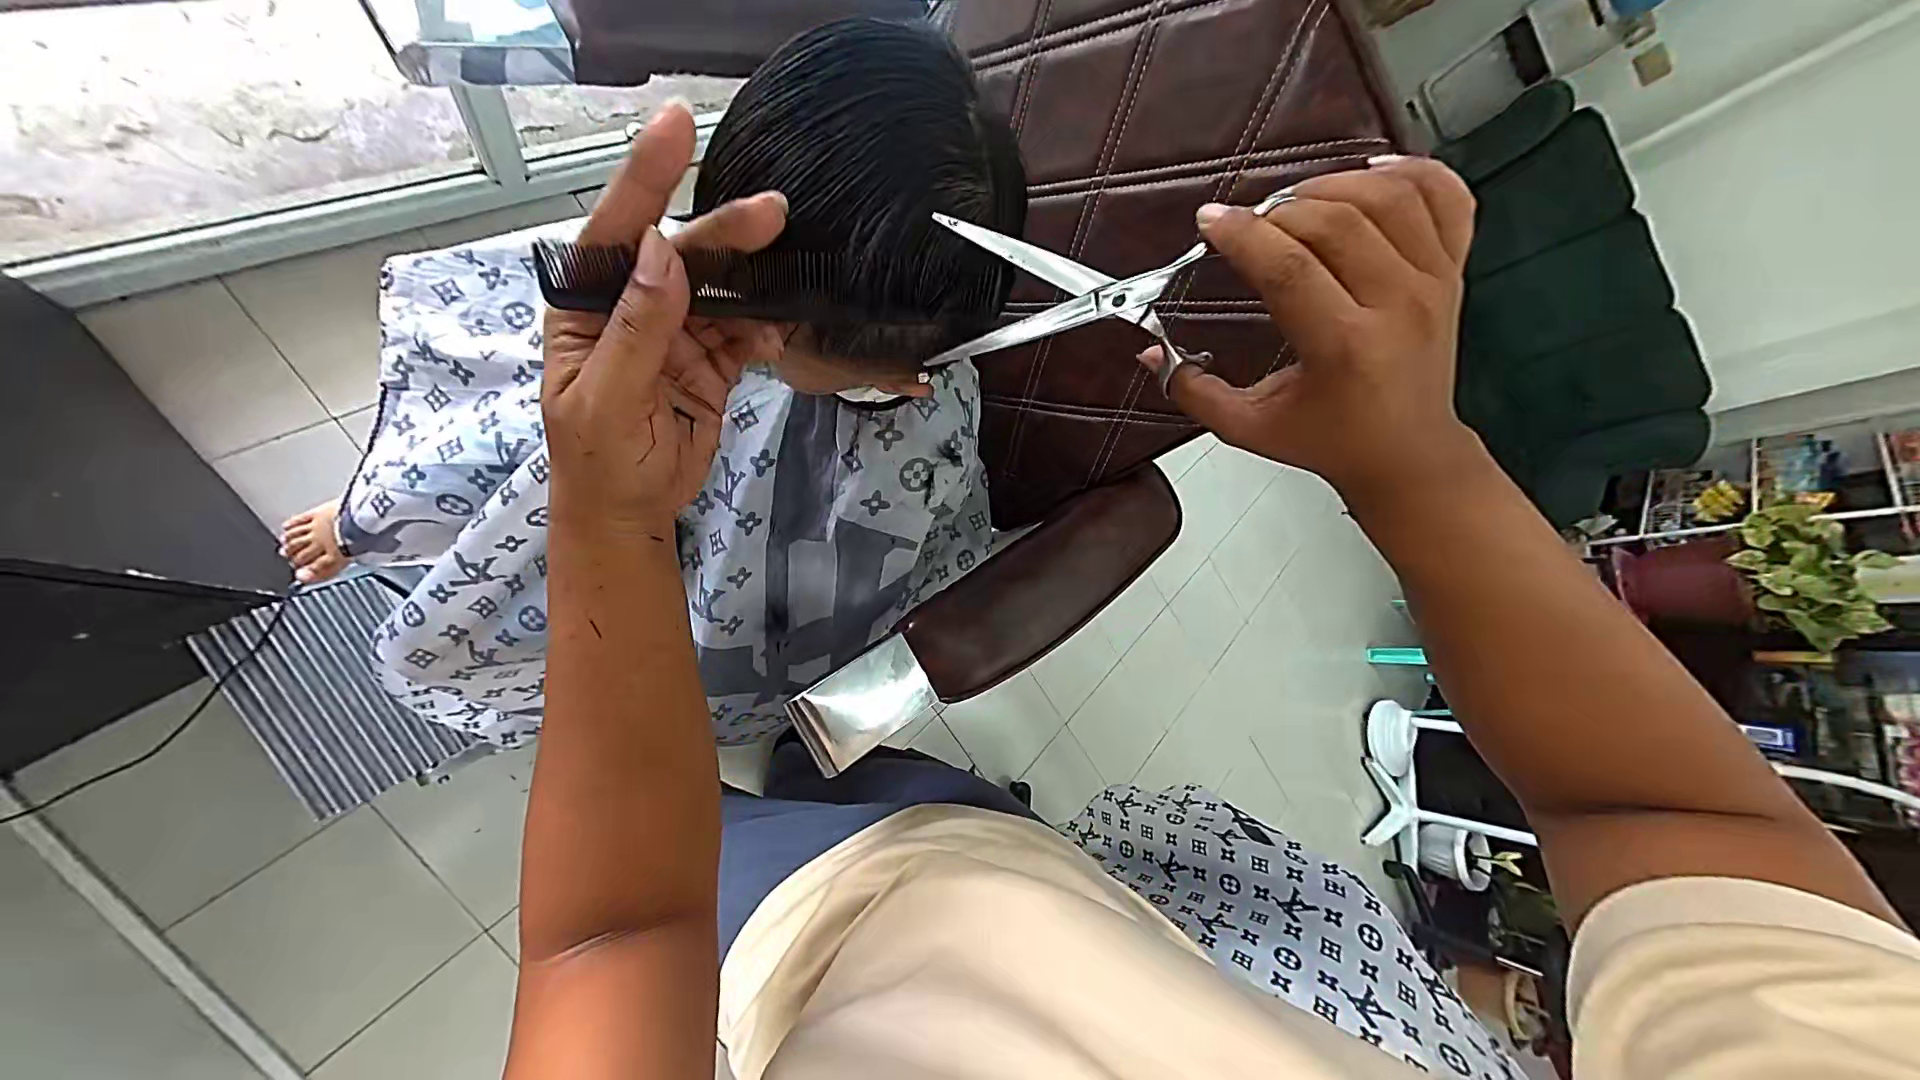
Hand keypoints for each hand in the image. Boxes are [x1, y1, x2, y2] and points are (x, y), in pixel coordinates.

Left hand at [542, 102, 786, 537]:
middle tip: (773, 214)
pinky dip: (763, 335)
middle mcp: (635, 313)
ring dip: (754, 289)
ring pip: (722, 298)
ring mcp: (678, 340)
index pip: (617, 233)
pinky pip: (743, 340)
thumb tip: (663, 255)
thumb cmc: (599, 460)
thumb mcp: (605, 397)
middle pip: (683, 259)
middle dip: (724, 235)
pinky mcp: (712, 368)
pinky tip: (777, 337)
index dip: (645, 179)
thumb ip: (635, 329)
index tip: (678, 127)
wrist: (630, 513)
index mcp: (590, 310)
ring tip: (789, 281)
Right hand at [1143, 157, 1480, 501]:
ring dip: (1331, 186)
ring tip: (1292, 201)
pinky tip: (1369, 175)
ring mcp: (1433, 283)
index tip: (1211, 221)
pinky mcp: (1453, 271)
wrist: (1405, 454)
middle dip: (1278, 208)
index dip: (1243, 235)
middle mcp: (1397, 306)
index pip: (1290, 268)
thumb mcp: (1246, 427)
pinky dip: (1410, 171)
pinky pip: (1446, 197)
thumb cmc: (1329, 441)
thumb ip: (1192, 391)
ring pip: (1389, 197)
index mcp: (1343, 348)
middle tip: (1245, 220)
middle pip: (1336, 223)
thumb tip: (1151, 352)